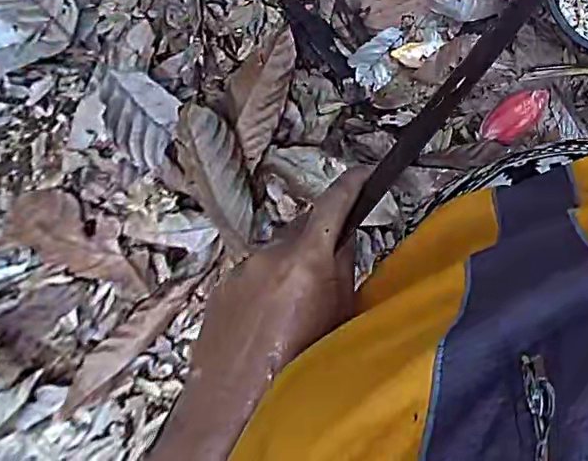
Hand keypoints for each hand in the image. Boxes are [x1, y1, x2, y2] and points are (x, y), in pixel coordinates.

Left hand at [152, 165, 372, 460]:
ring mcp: (239, 271)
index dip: (355, 181)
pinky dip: (269, 280)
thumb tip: (343, 239)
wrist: (228, 415)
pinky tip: (272, 315)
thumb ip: (343, 266)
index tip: (368, 172)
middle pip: (306, 224)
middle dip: (323, 233)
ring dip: (294, 260)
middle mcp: (268, 255)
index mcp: (305, 258)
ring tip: (300, 301)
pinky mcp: (219, 291)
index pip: (335, 200)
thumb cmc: (295, 368)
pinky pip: (255, 271)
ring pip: (279, 249)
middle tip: (336, 260)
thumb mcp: (341, 311)